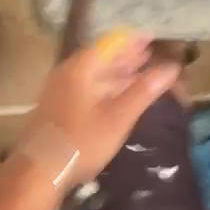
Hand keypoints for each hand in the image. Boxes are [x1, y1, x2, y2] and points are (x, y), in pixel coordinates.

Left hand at [19, 31, 181, 188]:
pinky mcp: (58, 106)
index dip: (133, 40)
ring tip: (139, 72)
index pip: (111, 43)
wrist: (38, 172)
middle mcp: (69, 72)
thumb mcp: (118, 117)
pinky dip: (106, 87)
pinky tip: (117, 96)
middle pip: (101, 57)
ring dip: (117, 72)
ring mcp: (60, 89)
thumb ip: (144, 91)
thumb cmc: (81, 141)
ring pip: (94, 74)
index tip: (152, 37)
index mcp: (81, 67)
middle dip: (126, 56)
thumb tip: (172, 68)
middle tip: (149, 53)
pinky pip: (87, 87)